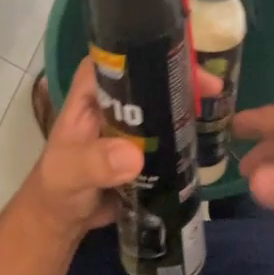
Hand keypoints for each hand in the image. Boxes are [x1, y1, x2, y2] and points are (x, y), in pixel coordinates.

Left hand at [16, 59, 224, 237]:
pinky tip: (206, 135)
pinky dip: (185, 133)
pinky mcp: (144, 149)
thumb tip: (134, 156)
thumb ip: (95, 163)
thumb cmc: (57, 186)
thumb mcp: (70, 172)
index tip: (175, 58)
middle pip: (145, 78)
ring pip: (159, 104)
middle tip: (210, 86)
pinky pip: (166, 134)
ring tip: (216, 106)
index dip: (142, 54)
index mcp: (90, 96)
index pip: (114, 61)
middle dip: (176, 77)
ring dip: (185, 103)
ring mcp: (129, 126)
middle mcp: (112, 103)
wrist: (65, 220)